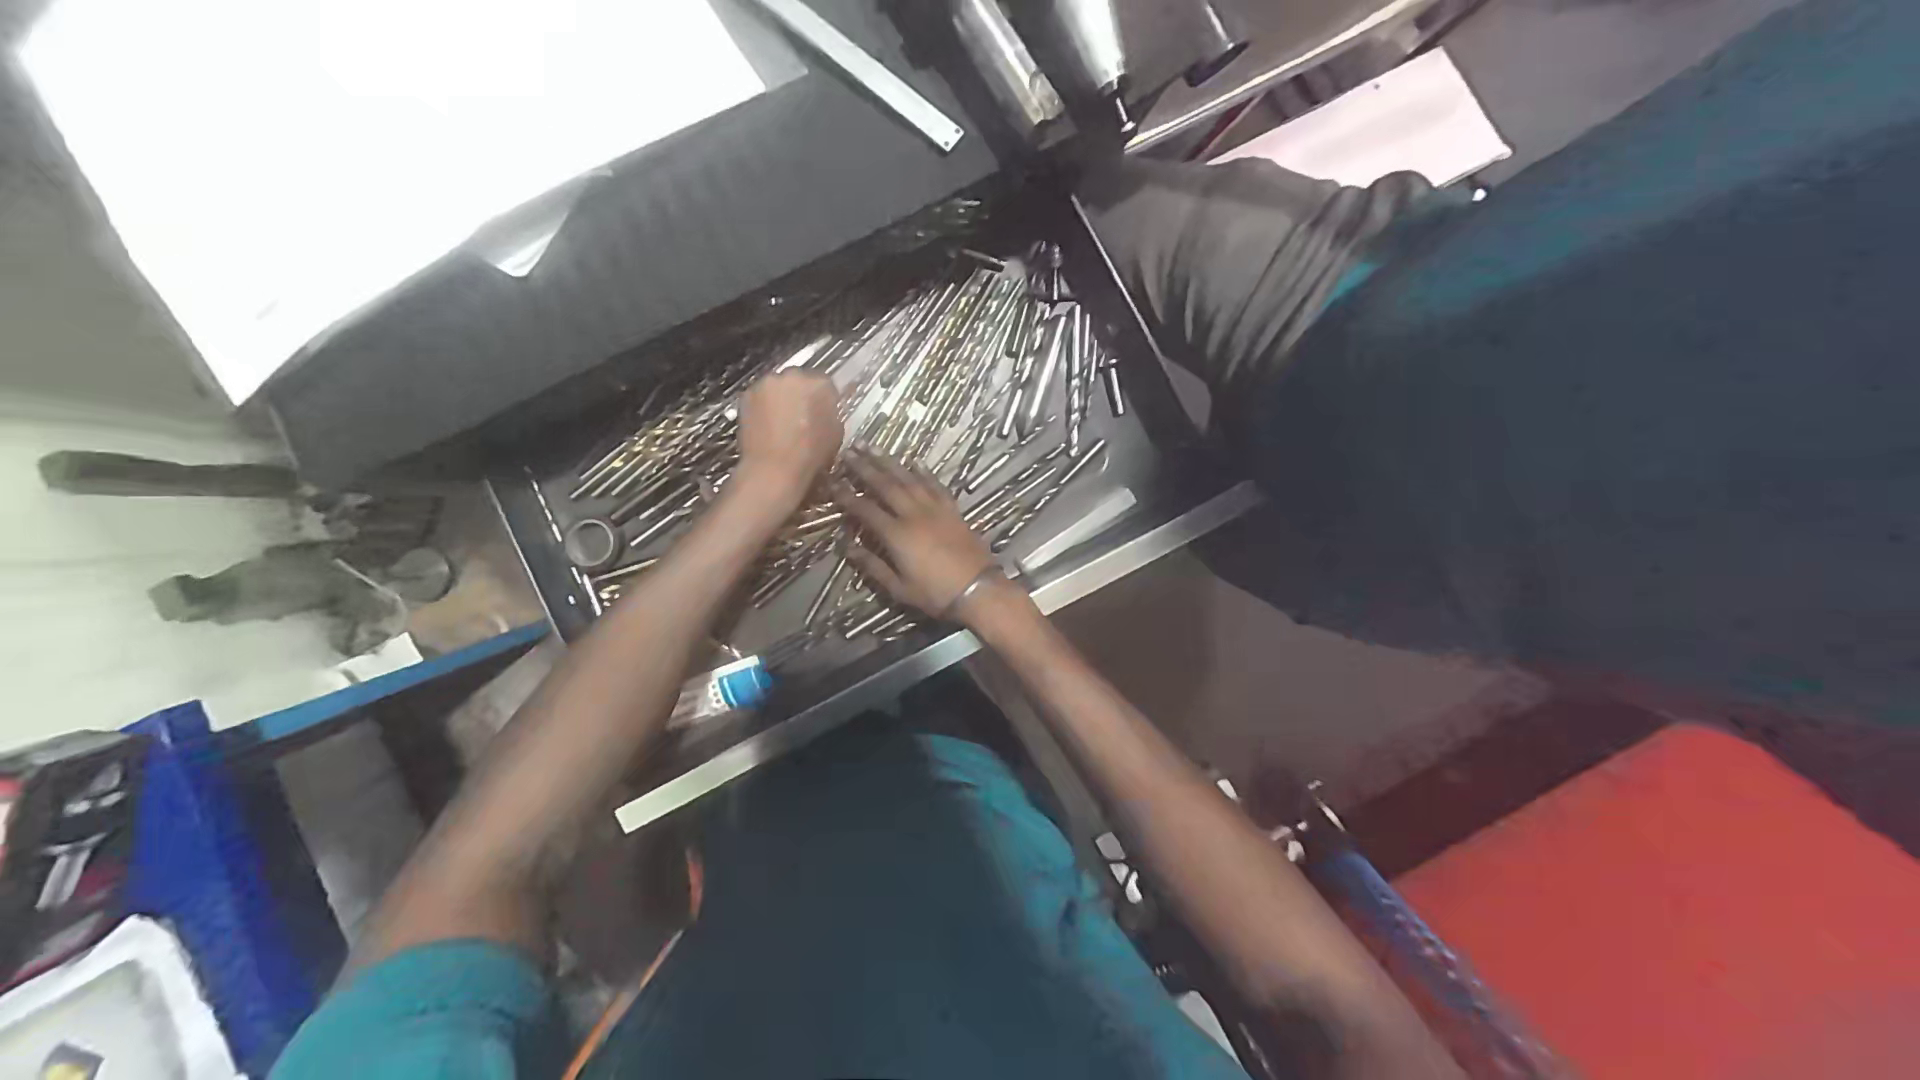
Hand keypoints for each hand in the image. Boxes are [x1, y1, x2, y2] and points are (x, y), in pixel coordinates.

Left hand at [735, 371, 840, 504]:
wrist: (774, 468)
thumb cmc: (811, 454)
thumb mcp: (836, 433)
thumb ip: (831, 413)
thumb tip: (823, 410)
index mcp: (820, 384)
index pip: (825, 384)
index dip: (823, 399)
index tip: (822, 412)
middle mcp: (794, 375)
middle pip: (799, 381)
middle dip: (801, 395)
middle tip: (801, 417)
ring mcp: (768, 383)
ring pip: (778, 387)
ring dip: (781, 399)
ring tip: (781, 423)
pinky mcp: (747, 393)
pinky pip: (761, 396)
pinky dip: (764, 406)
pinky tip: (767, 425)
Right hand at [833, 449, 1016, 621]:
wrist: (978, 588)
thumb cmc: (935, 593)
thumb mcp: (898, 588)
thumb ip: (872, 566)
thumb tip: (847, 547)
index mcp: (897, 534)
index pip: (865, 509)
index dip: (847, 495)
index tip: (832, 481)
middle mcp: (914, 514)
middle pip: (885, 485)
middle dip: (865, 467)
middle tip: (849, 451)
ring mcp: (936, 509)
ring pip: (909, 479)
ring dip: (889, 462)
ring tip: (873, 447)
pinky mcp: (953, 510)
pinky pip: (935, 485)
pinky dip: (924, 472)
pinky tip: (914, 462)